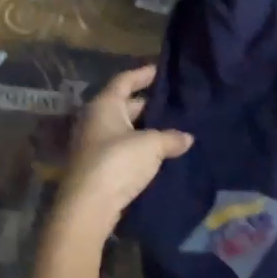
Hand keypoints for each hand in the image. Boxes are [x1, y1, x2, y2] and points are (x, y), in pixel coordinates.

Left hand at [51, 65, 192, 242]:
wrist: (88, 207)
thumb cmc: (118, 162)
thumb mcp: (152, 145)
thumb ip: (171, 137)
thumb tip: (187, 137)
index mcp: (104, 105)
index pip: (124, 80)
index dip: (142, 74)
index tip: (160, 70)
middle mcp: (95, 120)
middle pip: (124, 104)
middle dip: (147, 104)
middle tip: (172, 102)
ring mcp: (93, 145)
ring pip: (123, 128)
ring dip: (144, 128)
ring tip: (171, 126)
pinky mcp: (97, 167)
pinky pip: (121, 148)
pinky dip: (138, 147)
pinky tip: (158, 151)